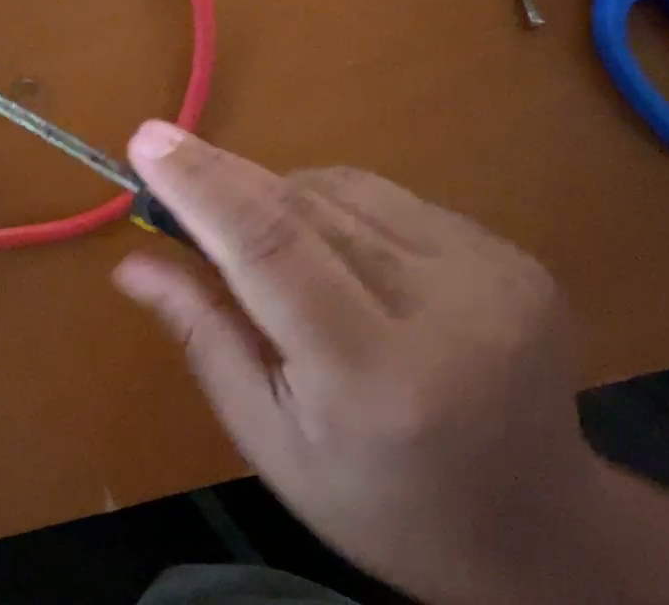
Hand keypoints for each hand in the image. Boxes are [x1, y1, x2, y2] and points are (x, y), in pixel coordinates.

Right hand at [112, 122, 599, 602]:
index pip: (273, 251)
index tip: (146, 141)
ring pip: (344, 189)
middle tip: (160, 148)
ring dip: (273, 190)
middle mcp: (446, 310)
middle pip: (306, 206)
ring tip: (243, 225)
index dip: (203, 188)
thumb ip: (203, 336)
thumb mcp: (268, 437)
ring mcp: (492, 274)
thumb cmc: (376, 500)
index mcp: (373, 377)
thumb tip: (130, 262)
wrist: (538, 528)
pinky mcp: (511, 254)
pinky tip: (318, 243)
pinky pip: (388, 199)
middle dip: (221, 174)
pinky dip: (329, 204)